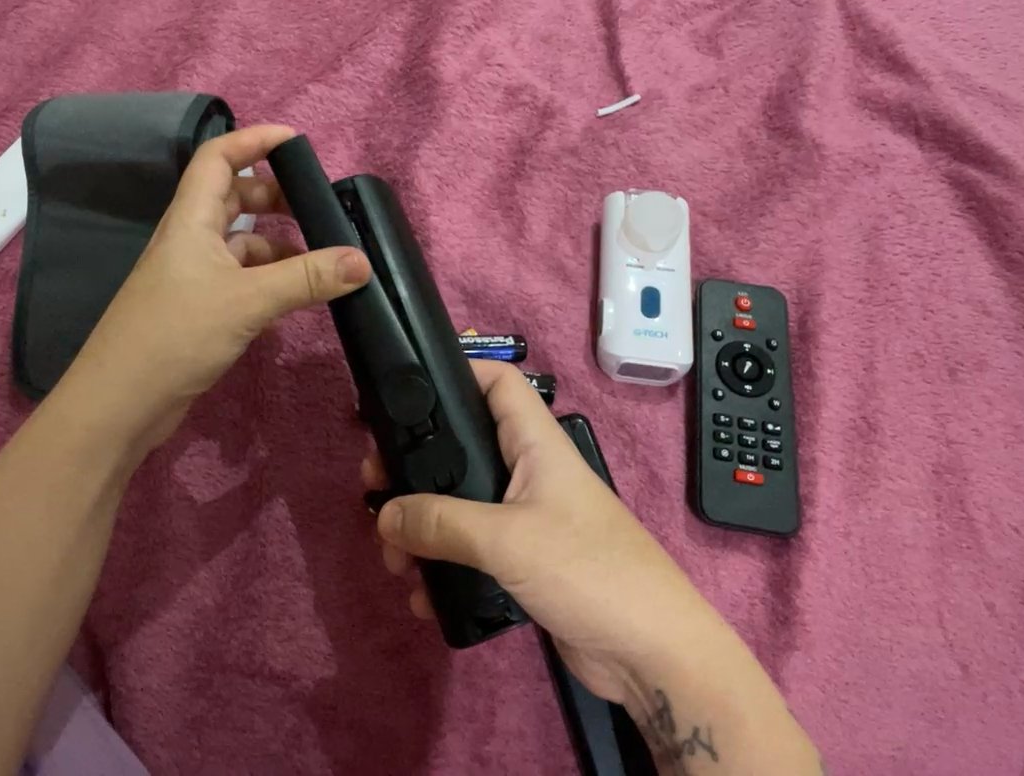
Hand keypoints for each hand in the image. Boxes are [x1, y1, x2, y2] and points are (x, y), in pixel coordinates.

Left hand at [53, 125, 371, 456]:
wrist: (120, 404)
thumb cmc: (175, 334)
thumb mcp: (248, 301)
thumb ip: (307, 279)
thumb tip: (362, 261)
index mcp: (190, 221)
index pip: (217, 159)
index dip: (252, 141)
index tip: (295, 141)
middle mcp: (189, 241)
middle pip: (233, 199)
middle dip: (275, 197)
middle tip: (318, 209)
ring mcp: (193, 277)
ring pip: (241, 245)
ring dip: (278, 247)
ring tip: (322, 263)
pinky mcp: (199, 310)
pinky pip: (241, 281)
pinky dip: (270, 282)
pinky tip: (297, 300)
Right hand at [364, 362, 734, 704]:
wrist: (650, 654)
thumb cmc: (589, 571)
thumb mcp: (507, 539)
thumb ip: (441, 522)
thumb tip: (384, 516)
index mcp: (537, 445)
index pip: (499, 383)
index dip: (459, 369)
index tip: (407, 386)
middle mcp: (529, 474)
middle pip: (464, 449)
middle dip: (416, 465)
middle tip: (374, 485)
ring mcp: (527, 521)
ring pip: (461, 507)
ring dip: (422, 527)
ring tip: (390, 557)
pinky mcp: (525, 566)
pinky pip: (472, 555)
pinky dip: (443, 569)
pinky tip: (421, 596)